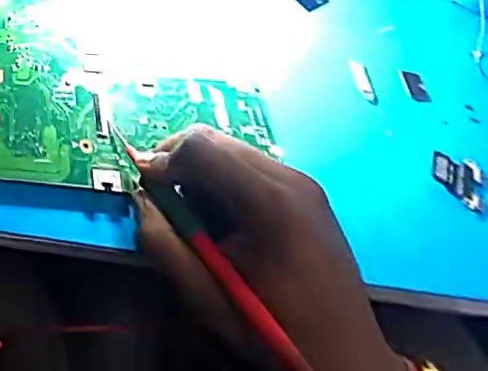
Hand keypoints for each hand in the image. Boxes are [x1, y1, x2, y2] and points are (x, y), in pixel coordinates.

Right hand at [133, 126, 402, 370]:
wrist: (348, 362)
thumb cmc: (276, 331)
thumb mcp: (207, 296)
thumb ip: (162, 242)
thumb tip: (140, 197)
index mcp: (270, 203)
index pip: (198, 146)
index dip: (161, 158)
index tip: (146, 185)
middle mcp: (290, 180)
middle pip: (211, 139)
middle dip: (176, 159)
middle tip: (161, 192)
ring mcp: (302, 182)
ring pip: (226, 146)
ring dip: (198, 167)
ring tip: (194, 207)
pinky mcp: (305, 190)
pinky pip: (245, 162)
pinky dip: (220, 174)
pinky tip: (223, 212)